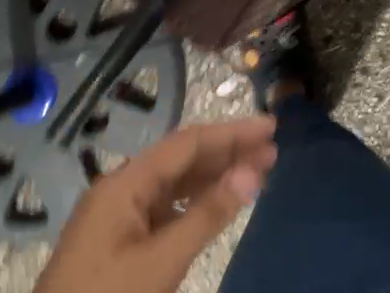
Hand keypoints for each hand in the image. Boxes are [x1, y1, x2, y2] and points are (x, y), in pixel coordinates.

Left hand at [34, 117, 277, 292]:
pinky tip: (217, 204)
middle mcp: (119, 190)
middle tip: (273, 149)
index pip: (187, 144)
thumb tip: (253, 172)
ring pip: (173, 183)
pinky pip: (164, 207)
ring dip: (214, 176)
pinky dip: (195, 202)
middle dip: (227, 151)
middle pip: (181, 158)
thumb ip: (208, 214)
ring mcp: (116, 217)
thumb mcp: (162, 262)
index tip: (271, 127)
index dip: (231, 132)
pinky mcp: (117, 242)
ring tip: (256, 172)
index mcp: (124, 184)